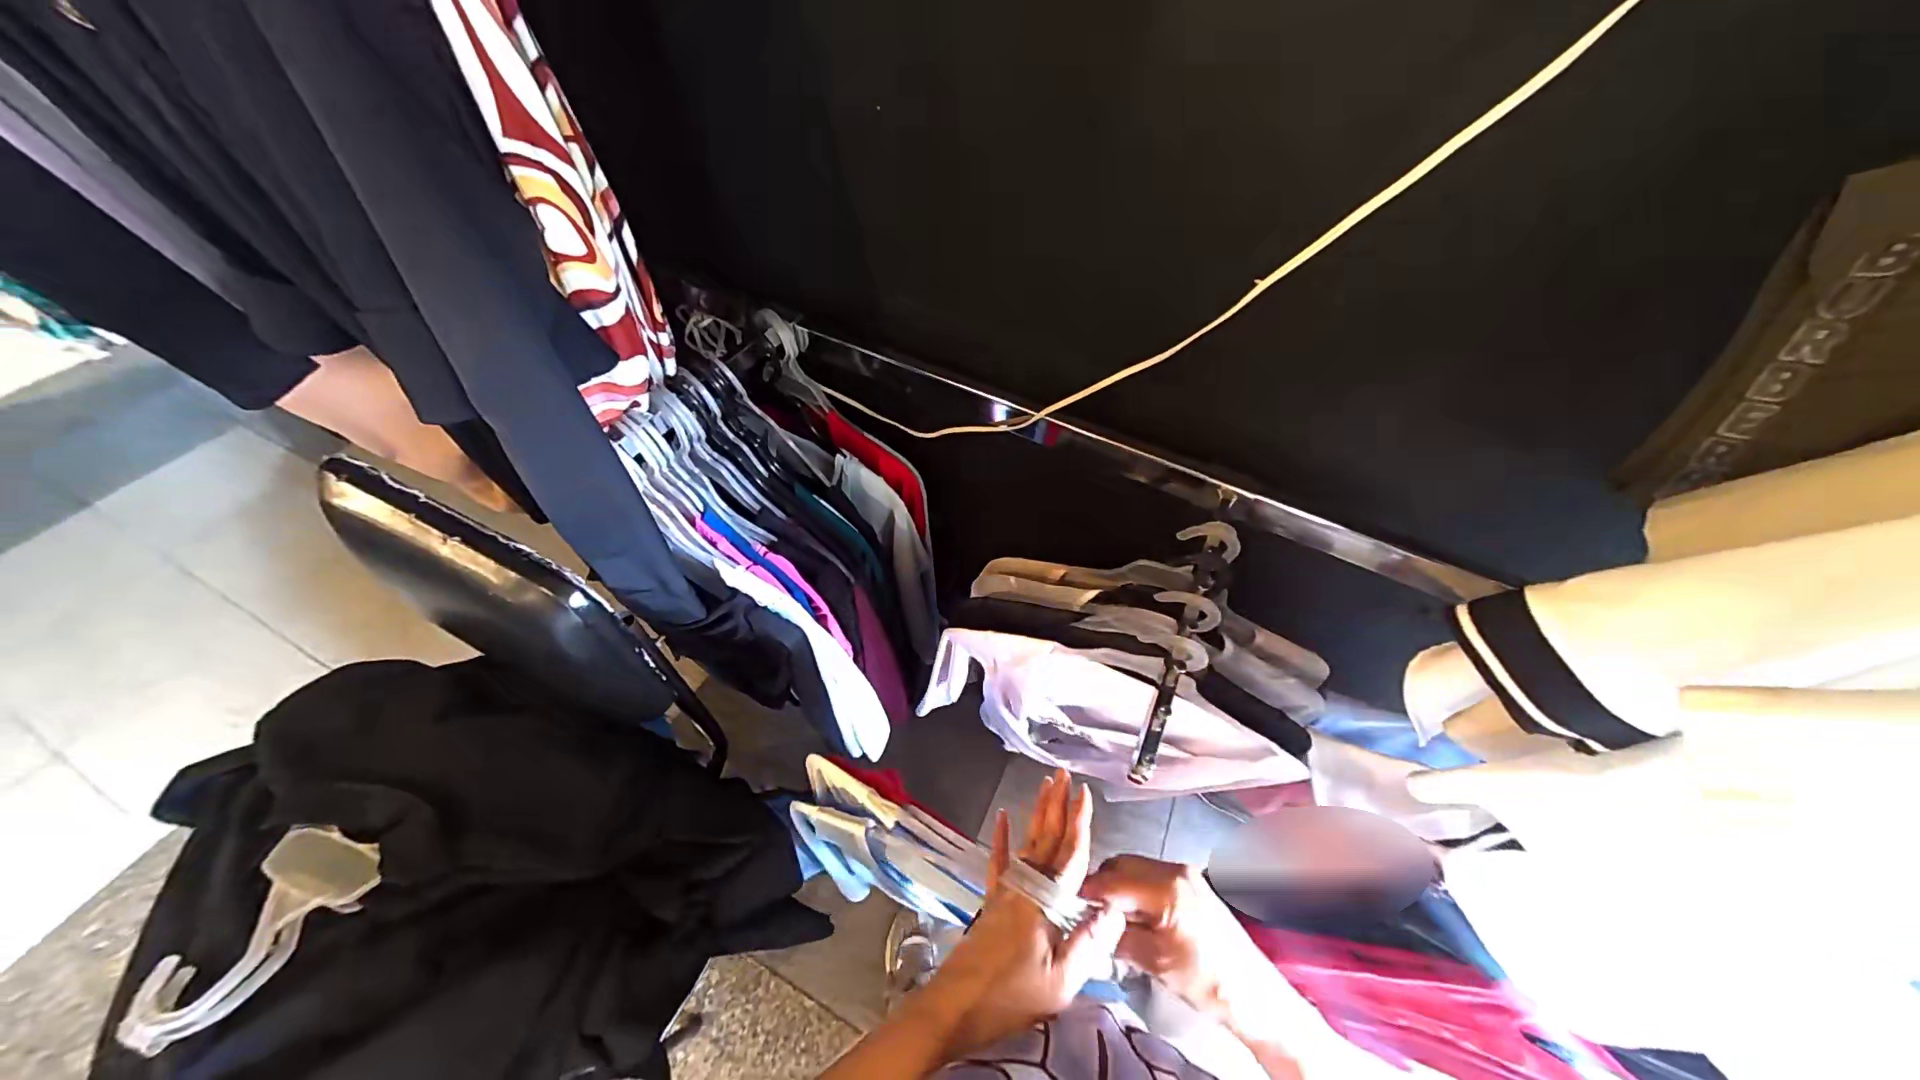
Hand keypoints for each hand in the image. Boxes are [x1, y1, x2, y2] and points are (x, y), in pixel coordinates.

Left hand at [921, 769, 1126, 1054]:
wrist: (954, 1007)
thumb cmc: (1009, 997)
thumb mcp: (1060, 981)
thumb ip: (1088, 944)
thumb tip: (1115, 911)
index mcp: (1045, 903)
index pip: (1070, 855)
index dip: (1080, 824)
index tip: (1085, 794)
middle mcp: (1025, 887)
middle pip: (1046, 838)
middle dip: (1057, 805)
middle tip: (1063, 774)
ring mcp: (1005, 891)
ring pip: (1027, 843)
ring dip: (1038, 814)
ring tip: (1045, 787)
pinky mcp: (992, 902)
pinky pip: (998, 861)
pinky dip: (1001, 838)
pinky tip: (1001, 817)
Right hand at [1080, 856, 1293, 1046]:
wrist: (1256, 996)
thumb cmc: (1206, 982)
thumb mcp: (1153, 962)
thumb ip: (1117, 934)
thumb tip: (1090, 922)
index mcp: (1166, 886)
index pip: (1111, 880)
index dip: (1086, 892)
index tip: (1068, 906)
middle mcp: (1174, 869)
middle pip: (1121, 866)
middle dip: (1101, 886)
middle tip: (1087, 913)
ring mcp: (1185, 873)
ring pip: (1134, 868)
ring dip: (1118, 887)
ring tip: (1110, 917)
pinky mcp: (1191, 883)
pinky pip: (1150, 876)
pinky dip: (1136, 890)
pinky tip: (1133, 916)